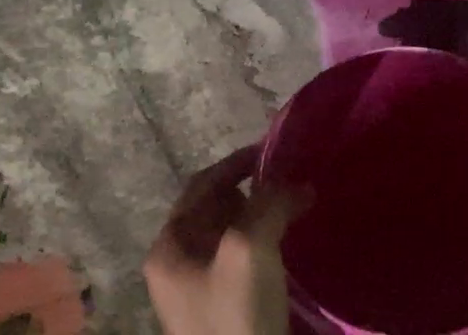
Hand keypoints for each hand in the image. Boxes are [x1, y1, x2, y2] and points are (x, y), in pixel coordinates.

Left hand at [143, 147, 301, 334]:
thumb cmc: (235, 316)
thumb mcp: (250, 250)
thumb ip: (270, 204)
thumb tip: (296, 183)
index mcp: (169, 246)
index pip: (202, 184)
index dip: (237, 162)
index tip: (274, 151)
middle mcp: (177, 263)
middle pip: (216, 206)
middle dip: (254, 188)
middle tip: (291, 177)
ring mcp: (198, 287)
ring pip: (231, 231)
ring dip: (262, 212)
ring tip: (298, 204)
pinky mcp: (222, 305)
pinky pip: (242, 256)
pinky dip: (265, 238)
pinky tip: (290, 238)